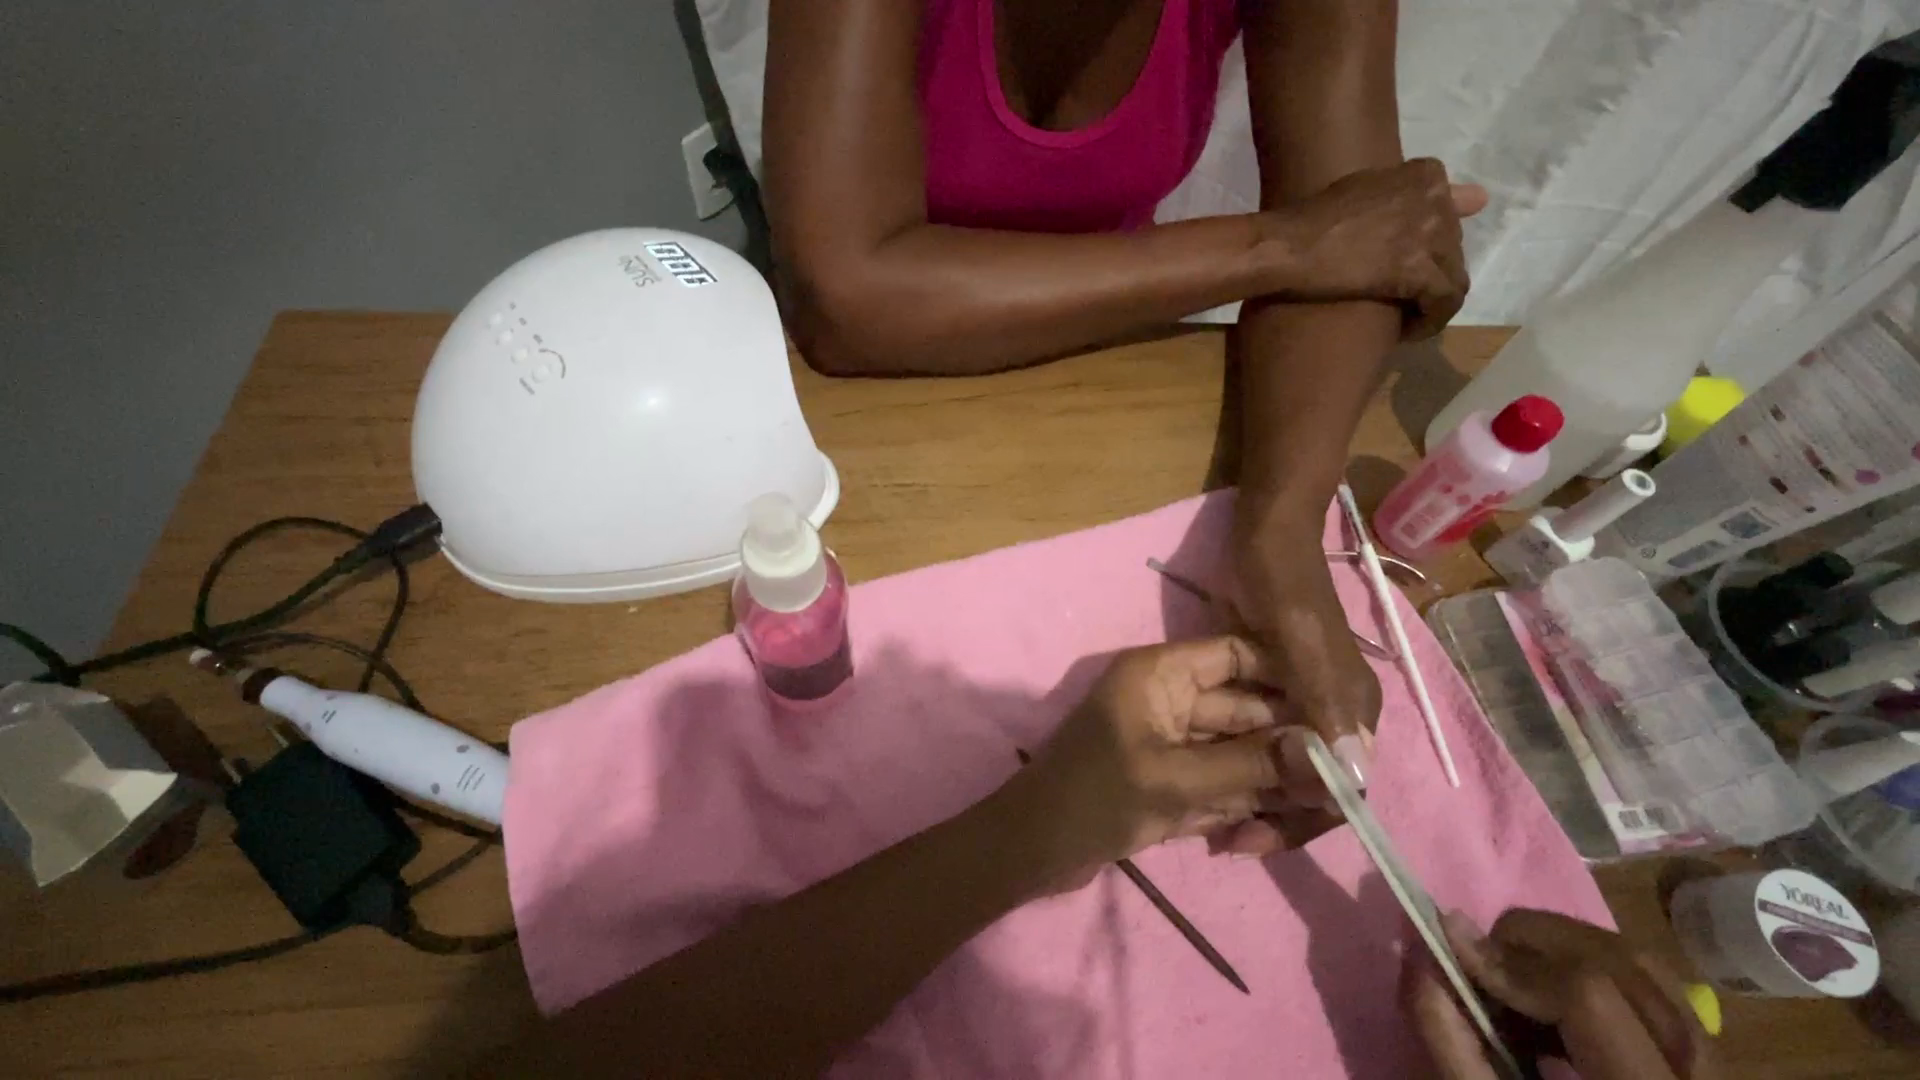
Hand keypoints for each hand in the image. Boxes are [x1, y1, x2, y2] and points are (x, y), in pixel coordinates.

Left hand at [1007, 637, 1325, 887]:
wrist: (1033, 850)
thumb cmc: (1094, 796)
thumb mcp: (1174, 779)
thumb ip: (1251, 765)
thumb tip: (1327, 758)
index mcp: (1162, 674)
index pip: (1238, 654)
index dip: (1288, 675)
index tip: (1339, 710)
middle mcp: (1173, 699)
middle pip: (1250, 709)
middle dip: (1291, 745)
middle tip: (1341, 783)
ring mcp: (1176, 742)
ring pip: (1243, 750)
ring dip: (1274, 782)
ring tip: (1315, 816)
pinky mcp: (1175, 781)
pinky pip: (1226, 782)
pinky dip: (1247, 805)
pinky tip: (1266, 834)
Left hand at [1204, 521, 1380, 856]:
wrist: (1266, 533)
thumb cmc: (1277, 583)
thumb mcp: (1293, 644)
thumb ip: (1311, 711)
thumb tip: (1352, 782)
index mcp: (1349, 704)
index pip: (1340, 778)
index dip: (1305, 809)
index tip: (1260, 833)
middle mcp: (1332, 709)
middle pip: (1308, 779)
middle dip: (1274, 810)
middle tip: (1230, 840)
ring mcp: (1302, 701)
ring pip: (1279, 767)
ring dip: (1252, 795)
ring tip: (1215, 825)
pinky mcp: (1271, 694)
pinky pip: (1258, 744)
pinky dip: (1238, 767)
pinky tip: (1208, 787)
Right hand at [1265, 158, 1486, 339]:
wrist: (1286, 247)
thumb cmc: (1311, 219)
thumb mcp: (1365, 190)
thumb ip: (1412, 194)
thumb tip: (1478, 198)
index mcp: (1425, 177)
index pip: (1448, 215)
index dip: (1426, 246)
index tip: (1403, 263)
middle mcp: (1436, 201)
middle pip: (1450, 248)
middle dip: (1428, 275)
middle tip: (1398, 297)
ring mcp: (1429, 236)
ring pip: (1453, 277)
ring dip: (1429, 302)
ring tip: (1403, 319)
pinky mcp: (1417, 272)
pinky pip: (1444, 302)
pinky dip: (1429, 320)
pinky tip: (1406, 331)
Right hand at [1404, 909, 1719, 1079]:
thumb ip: (1450, 1039)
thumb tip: (1422, 951)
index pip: (1587, 994)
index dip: (1509, 960)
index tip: (1447, 946)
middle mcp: (1702, 1074)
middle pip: (1616, 959)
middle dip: (1528, 946)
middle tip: (1479, 972)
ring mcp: (1717, 1060)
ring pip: (1634, 959)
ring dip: (1555, 953)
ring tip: (1514, 988)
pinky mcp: (1707, 1049)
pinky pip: (1647, 979)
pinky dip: (1585, 968)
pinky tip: (1554, 1006)